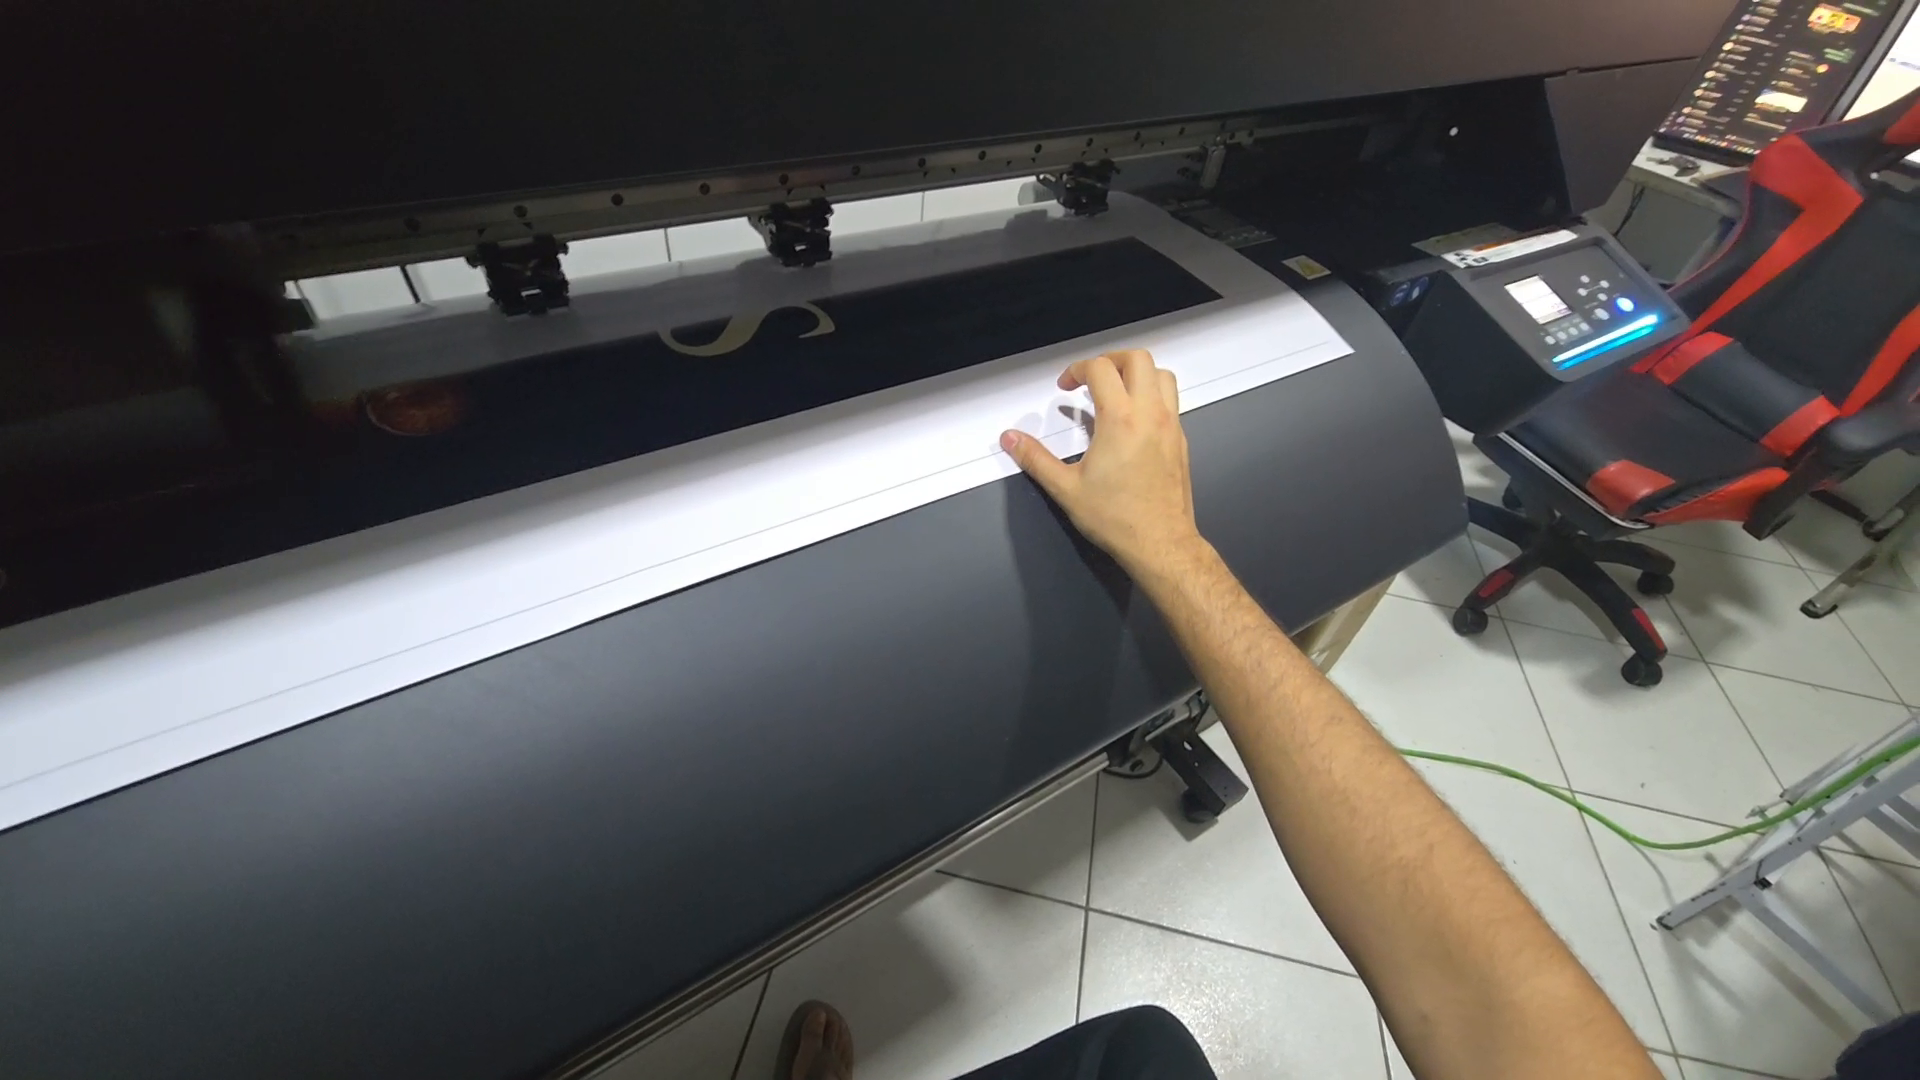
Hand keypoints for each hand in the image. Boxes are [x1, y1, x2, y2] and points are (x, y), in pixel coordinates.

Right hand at [1000, 349, 1208, 580]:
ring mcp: (1171, 426)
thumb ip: (1035, 459)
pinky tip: (1132, 420)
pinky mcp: (1181, 441)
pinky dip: (1151, 396)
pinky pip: (1171, 402)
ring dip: (1137, 374)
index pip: (1101, 369)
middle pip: (1138, 359)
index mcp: (1120, 419)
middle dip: (1110, 360)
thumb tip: (1010, 439)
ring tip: (1115, 391)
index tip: (1065, 387)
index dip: (1077, 370)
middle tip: (1090, 378)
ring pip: (1162, 376)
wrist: (1160, 543)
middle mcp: (1150, 415)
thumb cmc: (1116, 518)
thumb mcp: (1065, 488)